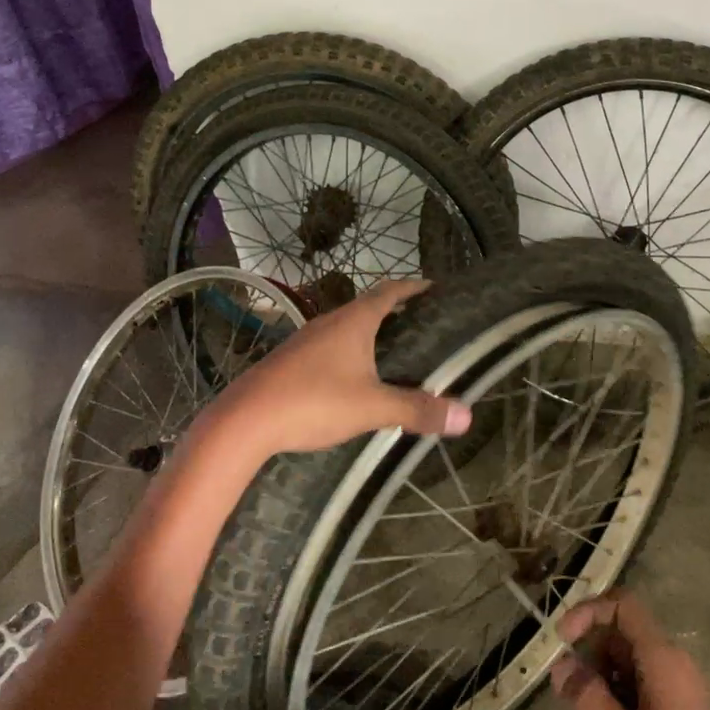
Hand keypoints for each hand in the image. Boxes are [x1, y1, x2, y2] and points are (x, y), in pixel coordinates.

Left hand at [202, 280, 470, 459]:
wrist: (244, 421)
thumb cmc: (314, 402)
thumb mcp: (372, 408)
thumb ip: (418, 410)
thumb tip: (466, 417)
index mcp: (354, 321)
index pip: (390, 291)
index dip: (414, 287)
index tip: (435, 288)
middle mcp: (329, 322)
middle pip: (369, 307)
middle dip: (397, 312)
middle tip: (425, 325)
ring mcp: (306, 341)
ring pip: (347, 329)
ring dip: (371, 334)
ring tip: (395, 352)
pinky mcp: (291, 362)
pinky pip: (330, 348)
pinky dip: (351, 353)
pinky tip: (355, 379)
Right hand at [552, 589, 709, 709]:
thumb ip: (586, 695)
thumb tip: (563, 665)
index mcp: (666, 657)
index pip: (624, 605)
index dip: (588, 611)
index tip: (561, 640)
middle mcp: (676, 662)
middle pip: (624, 634)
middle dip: (591, 655)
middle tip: (570, 689)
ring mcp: (680, 687)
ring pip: (630, 663)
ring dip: (601, 678)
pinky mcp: (679, 709)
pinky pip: (642, 686)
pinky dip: (618, 695)